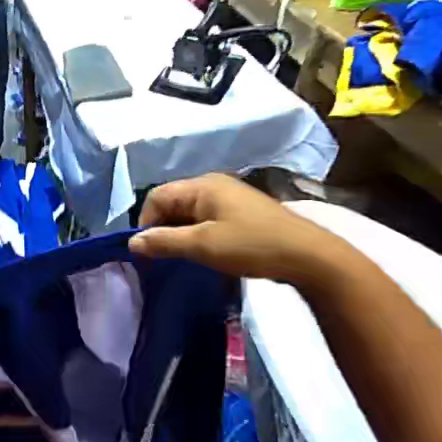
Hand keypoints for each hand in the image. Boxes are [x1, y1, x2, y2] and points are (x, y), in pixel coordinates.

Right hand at [129, 172, 359, 286]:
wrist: (310, 257)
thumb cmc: (251, 245)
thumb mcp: (202, 246)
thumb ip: (164, 241)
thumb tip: (131, 242)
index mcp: (202, 185)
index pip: (156, 196)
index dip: (146, 222)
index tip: (149, 251)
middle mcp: (214, 184)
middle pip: (172, 202)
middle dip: (162, 228)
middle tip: (164, 256)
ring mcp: (231, 197)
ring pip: (189, 212)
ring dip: (180, 233)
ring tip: (184, 257)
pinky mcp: (243, 212)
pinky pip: (207, 218)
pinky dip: (198, 234)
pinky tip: (206, 253)